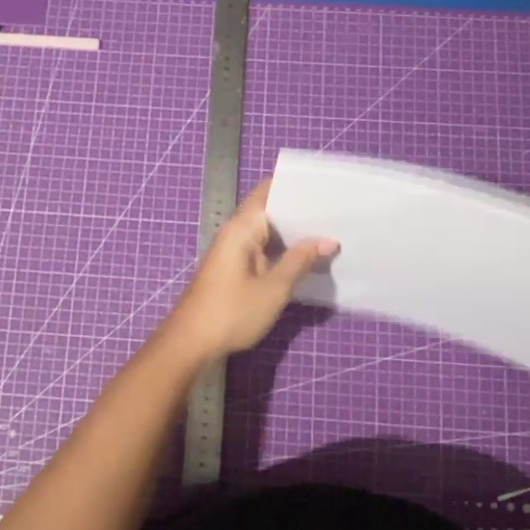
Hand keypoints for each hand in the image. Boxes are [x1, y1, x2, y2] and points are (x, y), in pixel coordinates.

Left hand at [157, 180, 338, 361]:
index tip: (328, 188)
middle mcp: (236, 232)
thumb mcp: (274, 288)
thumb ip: (300, 260)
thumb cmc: (232, 312)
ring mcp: (234, 250)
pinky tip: (307, 257)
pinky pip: (263, 248)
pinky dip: (283, 249)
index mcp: (242, 227)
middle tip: (338, 212)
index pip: (269, 190)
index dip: (296, 187)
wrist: (191, 342)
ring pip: (268, 231)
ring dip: (294, 232)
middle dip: (301, 211)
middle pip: (270, 209)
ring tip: (331, 231)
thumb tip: (328, 240)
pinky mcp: (234, 267)